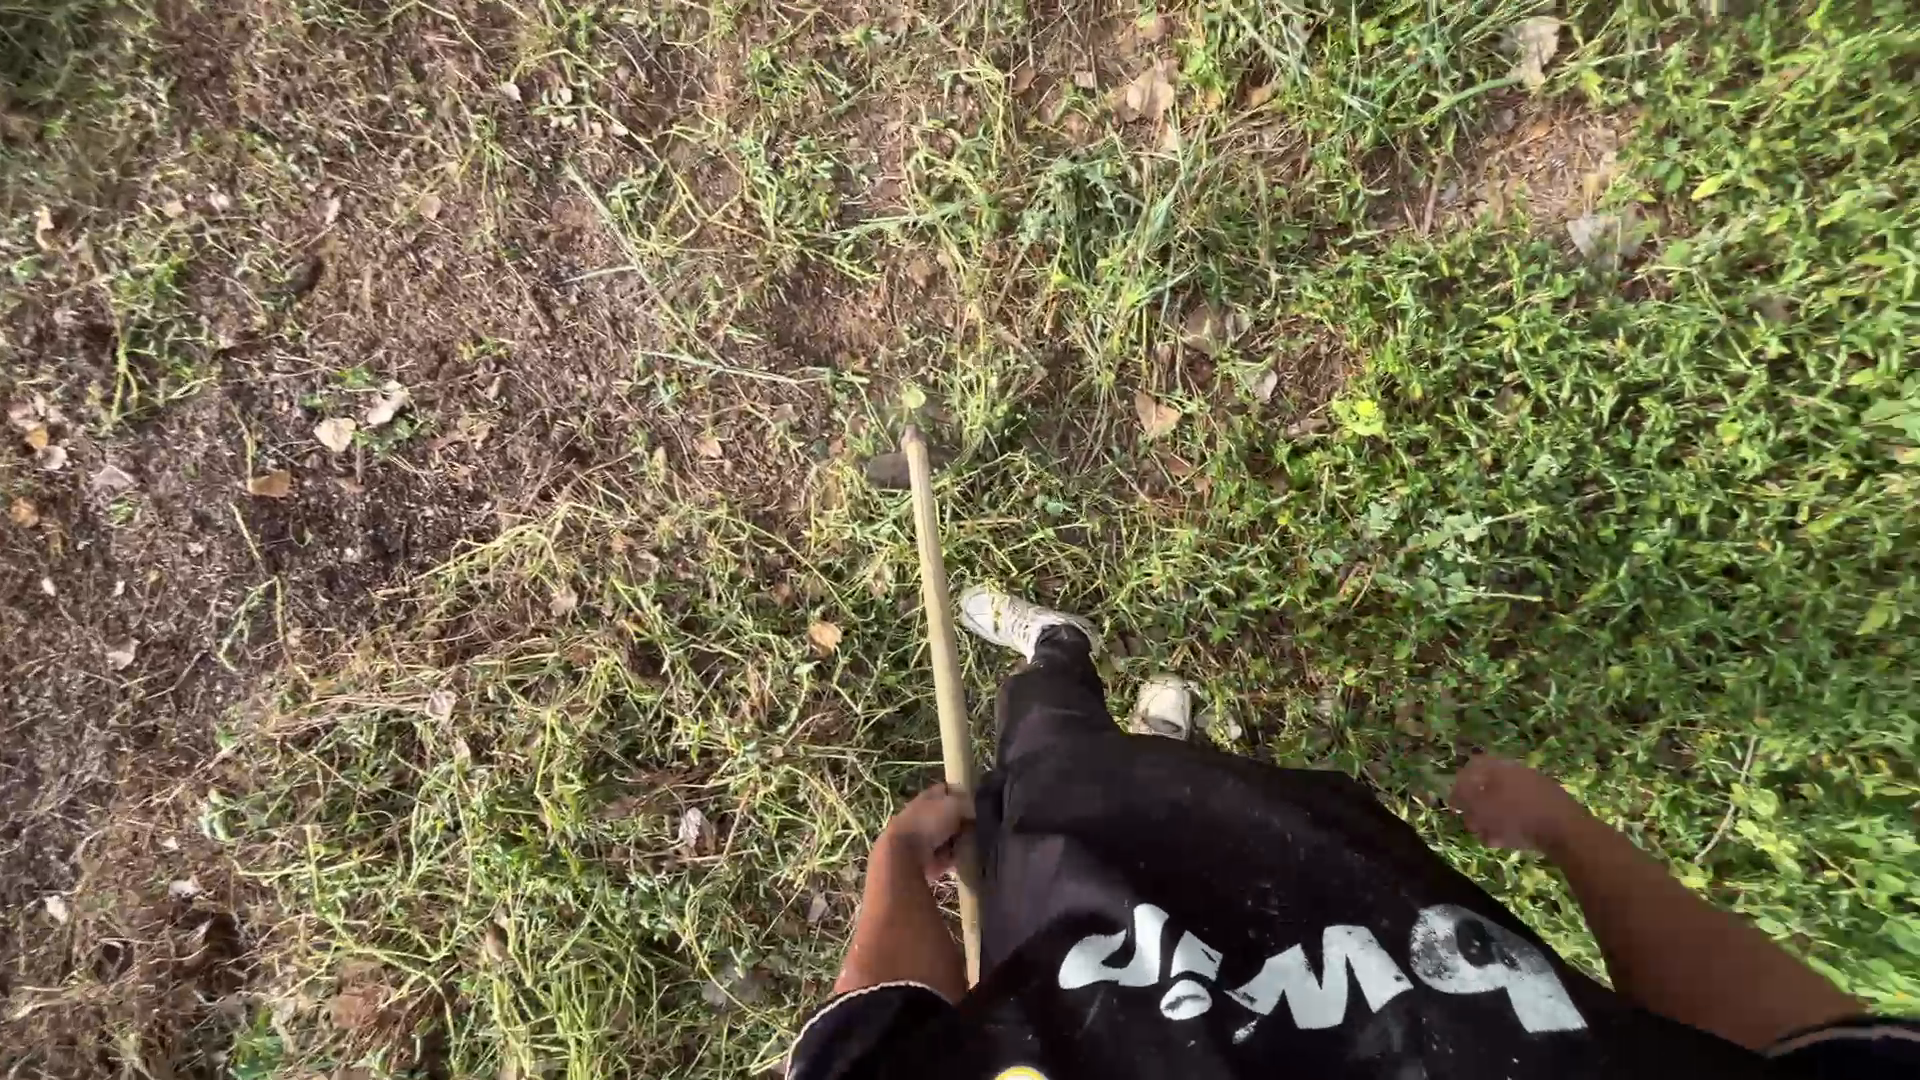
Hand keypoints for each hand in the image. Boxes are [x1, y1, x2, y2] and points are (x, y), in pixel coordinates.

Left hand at [880, 783, 973, 879]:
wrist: (904, 856)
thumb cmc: (928, 823)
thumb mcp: (953, 805)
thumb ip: (967, 805)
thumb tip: (974, 813)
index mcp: (927, 798)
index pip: (946, 790)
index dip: (960, 793)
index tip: (975, 801)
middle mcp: (925, 816)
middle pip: (950, 816)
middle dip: (963, 821)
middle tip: (975, 825)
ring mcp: (926, 838)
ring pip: (952, 836)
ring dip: (961, 841)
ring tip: (970, 843)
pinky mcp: (929, 859)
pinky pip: (949, 856)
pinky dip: (957, 858)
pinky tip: (963, 858)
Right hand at [1450, 755, 1589, 853]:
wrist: (1568, 833)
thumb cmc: (1516, 815)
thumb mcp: (1479, 806)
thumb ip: (1462, 798)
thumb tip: (1454, 796)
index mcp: (1499, 766)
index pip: (1471, 768)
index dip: (1460, 785)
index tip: (1456, 804)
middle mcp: (1518, 772)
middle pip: (1489, 787)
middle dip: (1478, 807)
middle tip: (1472, 824)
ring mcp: (1538, 790)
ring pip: (1506, 803)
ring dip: (1493, 820)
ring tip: (1487, 837)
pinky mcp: (1552, 808)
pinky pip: (1524, 813)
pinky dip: (1512, 825)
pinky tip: (1507, 841)